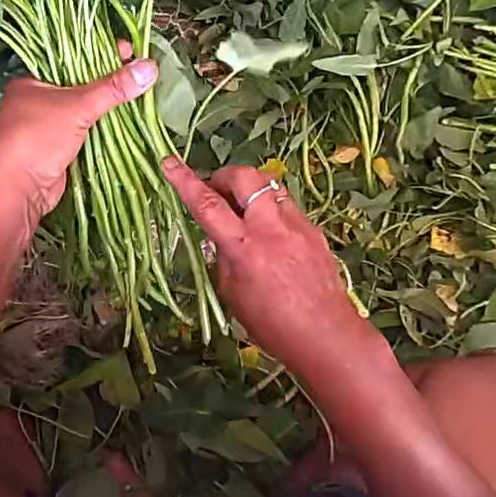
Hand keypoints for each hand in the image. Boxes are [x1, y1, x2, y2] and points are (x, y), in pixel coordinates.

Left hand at [0, 58, 158, 224]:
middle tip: (140, 70)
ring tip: (140, 91)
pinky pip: (86, 130)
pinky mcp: (58, 148)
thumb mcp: (76, 107)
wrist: (18, 190)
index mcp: (32, 81)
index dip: (100, 52)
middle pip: (80, 84)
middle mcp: (37, 100)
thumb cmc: (36, 139)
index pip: (71, 58)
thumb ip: (112, 89)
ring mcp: (47, 126)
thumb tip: (148, 68)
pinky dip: (103, 126)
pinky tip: (126, 119)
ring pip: (84, 109)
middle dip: (109, 79)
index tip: (130, 50)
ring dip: (108, 105)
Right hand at [160, 159, 376, 368]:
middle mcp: (271, 228)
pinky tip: (269, 232)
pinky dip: (269, 209)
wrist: (325, 334)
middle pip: (244, 177)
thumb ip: (223, 257)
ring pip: (268, 185)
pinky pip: (285, 205)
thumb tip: (220, 238)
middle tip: (215, 191)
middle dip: (224, 175)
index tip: (170, 162)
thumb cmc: (271, 324)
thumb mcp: (232, 293)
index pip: (207, 205)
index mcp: (244, 248)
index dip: (185, 181)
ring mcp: (296, 224)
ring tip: (241, 210)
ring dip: (249, 190)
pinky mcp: (313, 228)